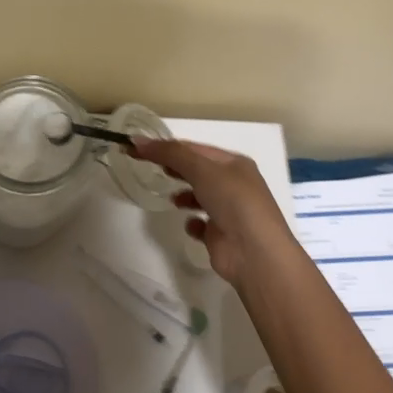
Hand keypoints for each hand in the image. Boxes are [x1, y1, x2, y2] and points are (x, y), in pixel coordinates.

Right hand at [131, 138, 298, 285]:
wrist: (255, 252)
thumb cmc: (232, 202)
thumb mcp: (202, 170)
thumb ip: (170, 154)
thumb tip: (137, 140)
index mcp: (234, 164)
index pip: (195, 148)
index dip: (167, 146)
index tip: (137, 148)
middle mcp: (233, 185)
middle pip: (197, 170)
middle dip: (174, 168)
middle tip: (149, 167)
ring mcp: (228, 211)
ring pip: (199, 196)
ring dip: (184, 195)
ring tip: (174, 200)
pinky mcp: (221, 235)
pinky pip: (200, 224)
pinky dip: (192, 222)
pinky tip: (191, 225)